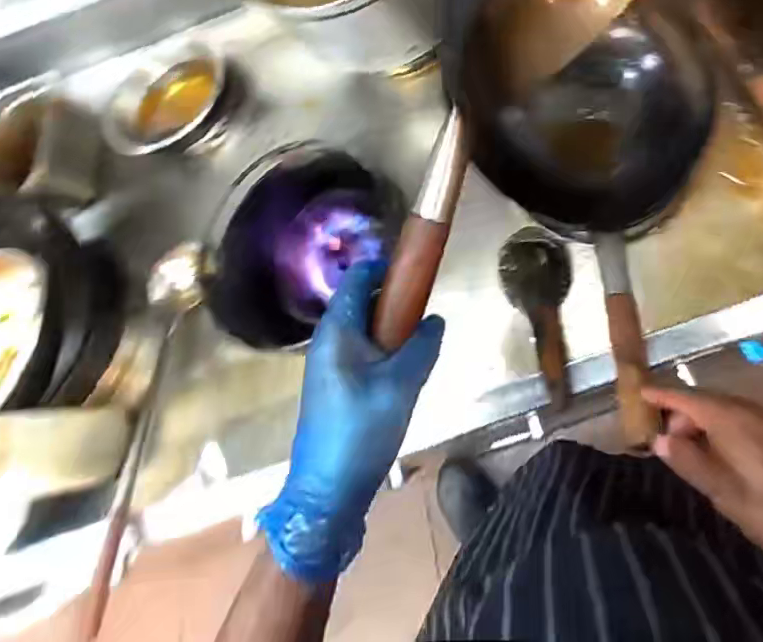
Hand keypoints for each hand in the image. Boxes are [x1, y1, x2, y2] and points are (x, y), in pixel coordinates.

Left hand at [257, 262, 444, 585]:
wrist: (326, 496)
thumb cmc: (361, 430)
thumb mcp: (402, 384)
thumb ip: (423, 345)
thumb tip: (436, 319)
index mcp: (337, 330)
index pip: (358, 276)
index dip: (388, 267)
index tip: (420, 274)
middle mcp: (327, 341)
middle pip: (362, 300)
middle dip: (396, 300)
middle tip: (427, 314)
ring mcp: (328, 365)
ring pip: (365, 328)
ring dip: (393, 329)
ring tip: (421, 345)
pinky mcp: (334, 386)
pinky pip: (362, 351)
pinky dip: (385, 350)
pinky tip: (405, 372)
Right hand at [645, 385, 762, 586]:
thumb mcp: (728, 496)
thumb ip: (691, 463)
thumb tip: (659, 439)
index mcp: (732, 419)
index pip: (686, 397)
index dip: (660, 394)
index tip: (636, 391)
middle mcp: (750, 409)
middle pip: (704, 400)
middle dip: (679, 413)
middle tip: (661, 441)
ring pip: (724, 409)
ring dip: (701, 422)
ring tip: (688, 451)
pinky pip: (741, 419)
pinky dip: (721, 428)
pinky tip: (722, 455)